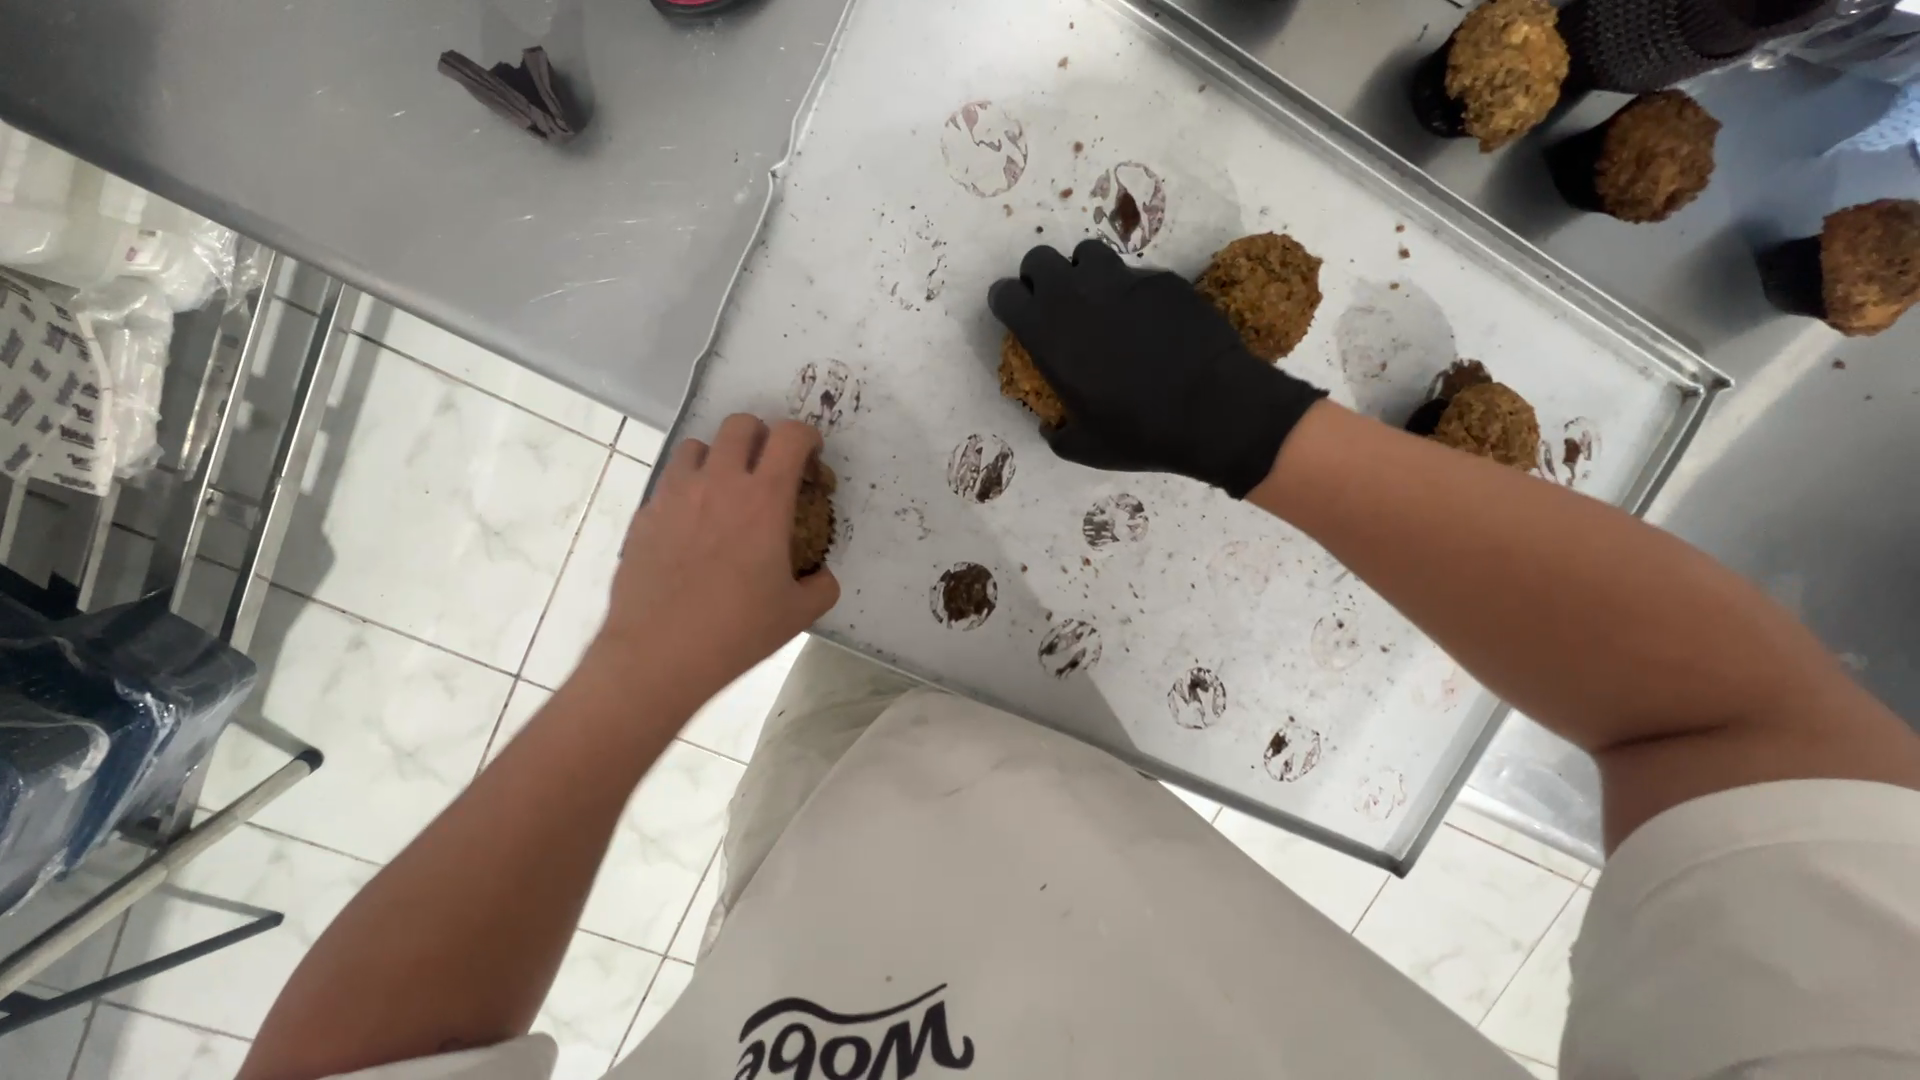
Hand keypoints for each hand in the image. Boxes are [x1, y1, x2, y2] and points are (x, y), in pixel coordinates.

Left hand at [587, 415, 839, 706]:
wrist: (659, 653)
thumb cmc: (737, 631)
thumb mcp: (797, 614)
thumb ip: (821, 586)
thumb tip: (822, 575)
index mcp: (764, 499)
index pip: (790, 436)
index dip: (807, 437)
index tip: (810, 457)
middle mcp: (719, 483)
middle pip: (740, 424)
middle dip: (762, 435)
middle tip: (768, 468)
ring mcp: (675, 495)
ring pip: (697, 446)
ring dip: (718, 457)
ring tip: (725, 491)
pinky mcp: (645, 514)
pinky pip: (669, 483)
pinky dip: (687, 490)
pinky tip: (692, 528)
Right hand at [988, 239, 1326, 497]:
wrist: (1214, 409)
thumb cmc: (1140, 433)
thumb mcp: (1084, 448)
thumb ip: (1056, 432)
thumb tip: (1049, 426)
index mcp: (1047, 334)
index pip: (1004, 293)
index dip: (1008, 303)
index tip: (1018, 318)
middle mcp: (1077, 296)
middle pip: (1040, 258)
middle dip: (1041, 276)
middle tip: (1055, 303)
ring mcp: (1122, 281)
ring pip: (1088, 253)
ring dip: (1085, 273)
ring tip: (1099, 301)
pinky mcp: (1161, 279)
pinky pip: (1134, 274)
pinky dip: (1131, 291)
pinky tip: (1148, 320)